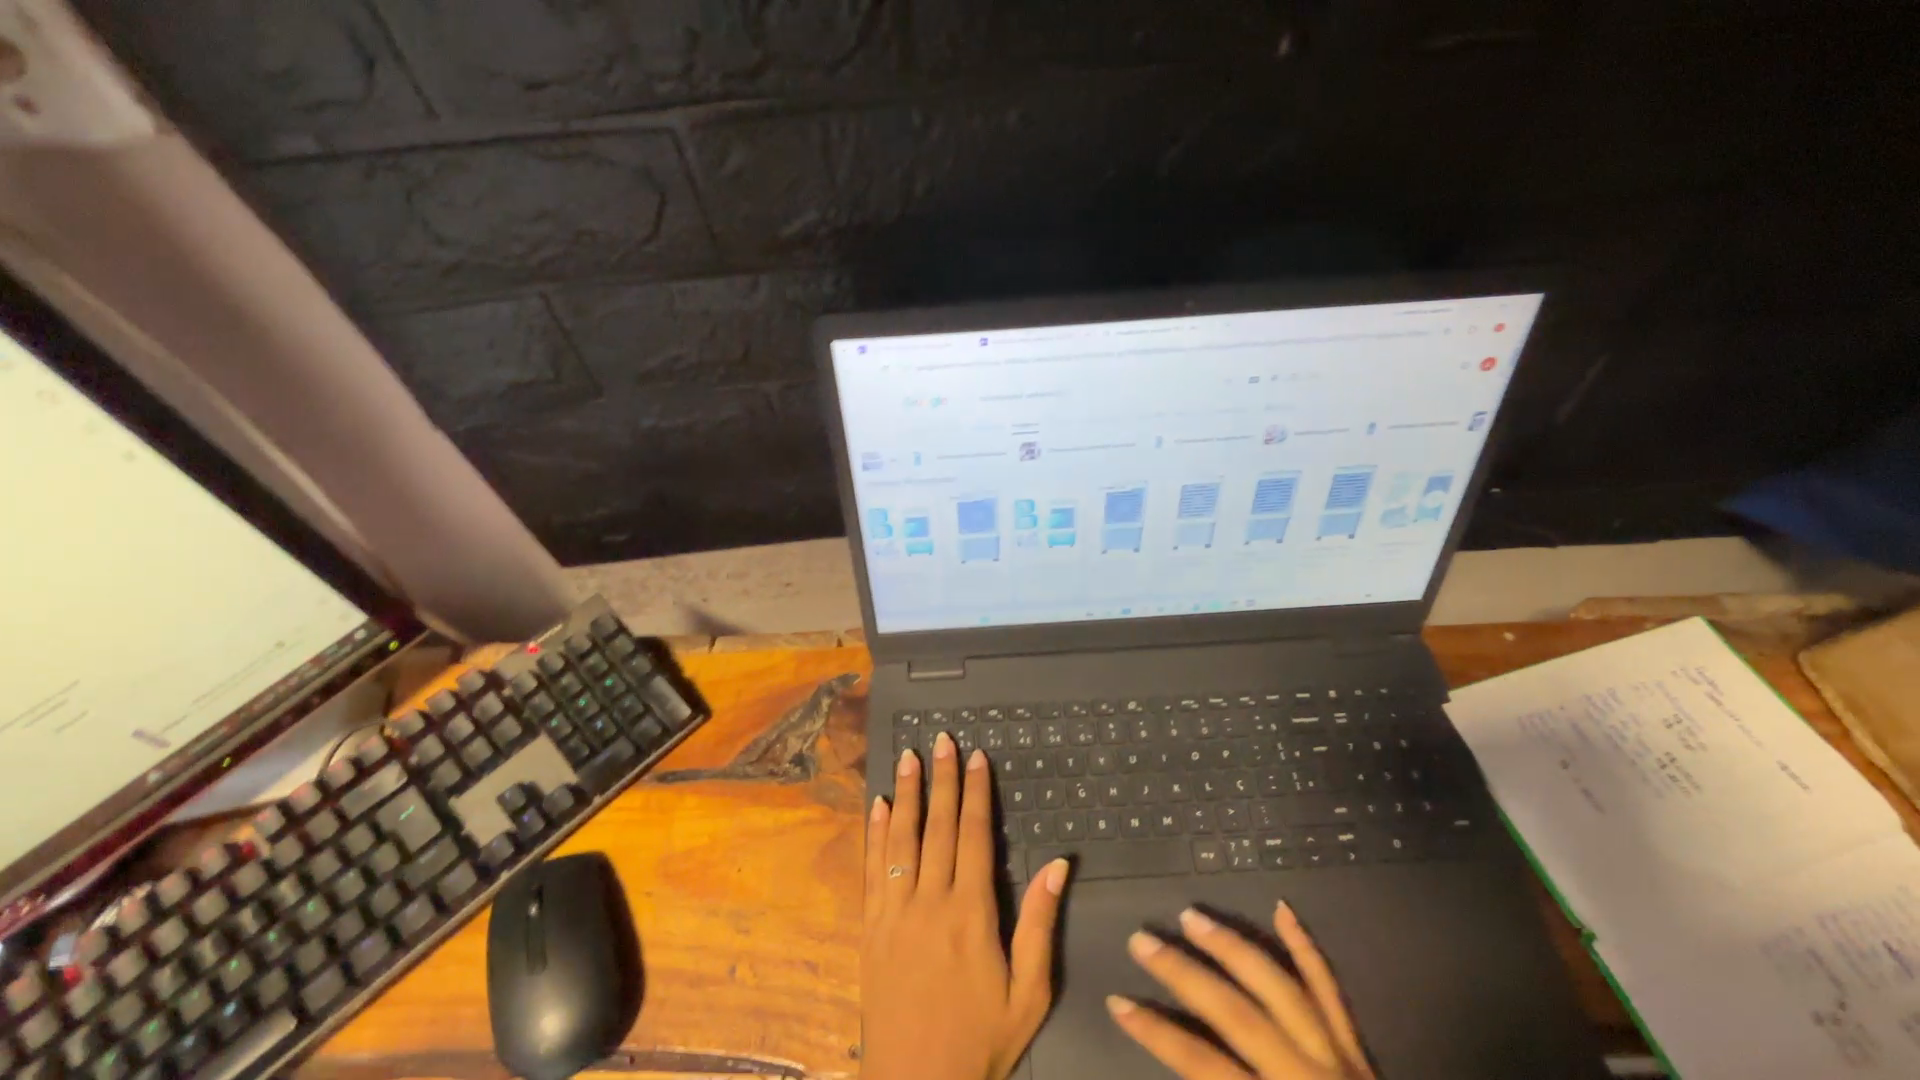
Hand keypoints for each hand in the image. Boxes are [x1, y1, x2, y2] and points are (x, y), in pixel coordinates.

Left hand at [862, 734, 1071, 1079]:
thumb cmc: (981, 1040)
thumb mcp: (1029, 991)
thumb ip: (1039, 924)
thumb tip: (1057, 865)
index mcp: (972, 913)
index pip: (974, 836)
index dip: (976, 793)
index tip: (976, 757)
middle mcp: (929, 902)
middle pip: (938, 827)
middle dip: (941, 780)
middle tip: (940, 739)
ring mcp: (894, 913)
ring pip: (901, 840)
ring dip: (906, 795)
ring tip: (907, 756)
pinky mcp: (870, 930)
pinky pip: (872, 871)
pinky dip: (875, 835)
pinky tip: (879, 807)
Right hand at [1108, 902, 1374, 1079]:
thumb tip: (1188, 1071)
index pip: (1201, 1064)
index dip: (1156, 1033)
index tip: (1118, 1001)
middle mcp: (1304, 1075)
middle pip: (1236, 1013)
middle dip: (1184, 975)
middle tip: (1143, 939)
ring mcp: (1338, 1058)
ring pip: (1280, 988)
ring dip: (1233, 949)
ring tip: (1194, 916)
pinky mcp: (1359, 1051)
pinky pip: (1331, 992)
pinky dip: (1306, 950)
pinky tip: (1284, 911)